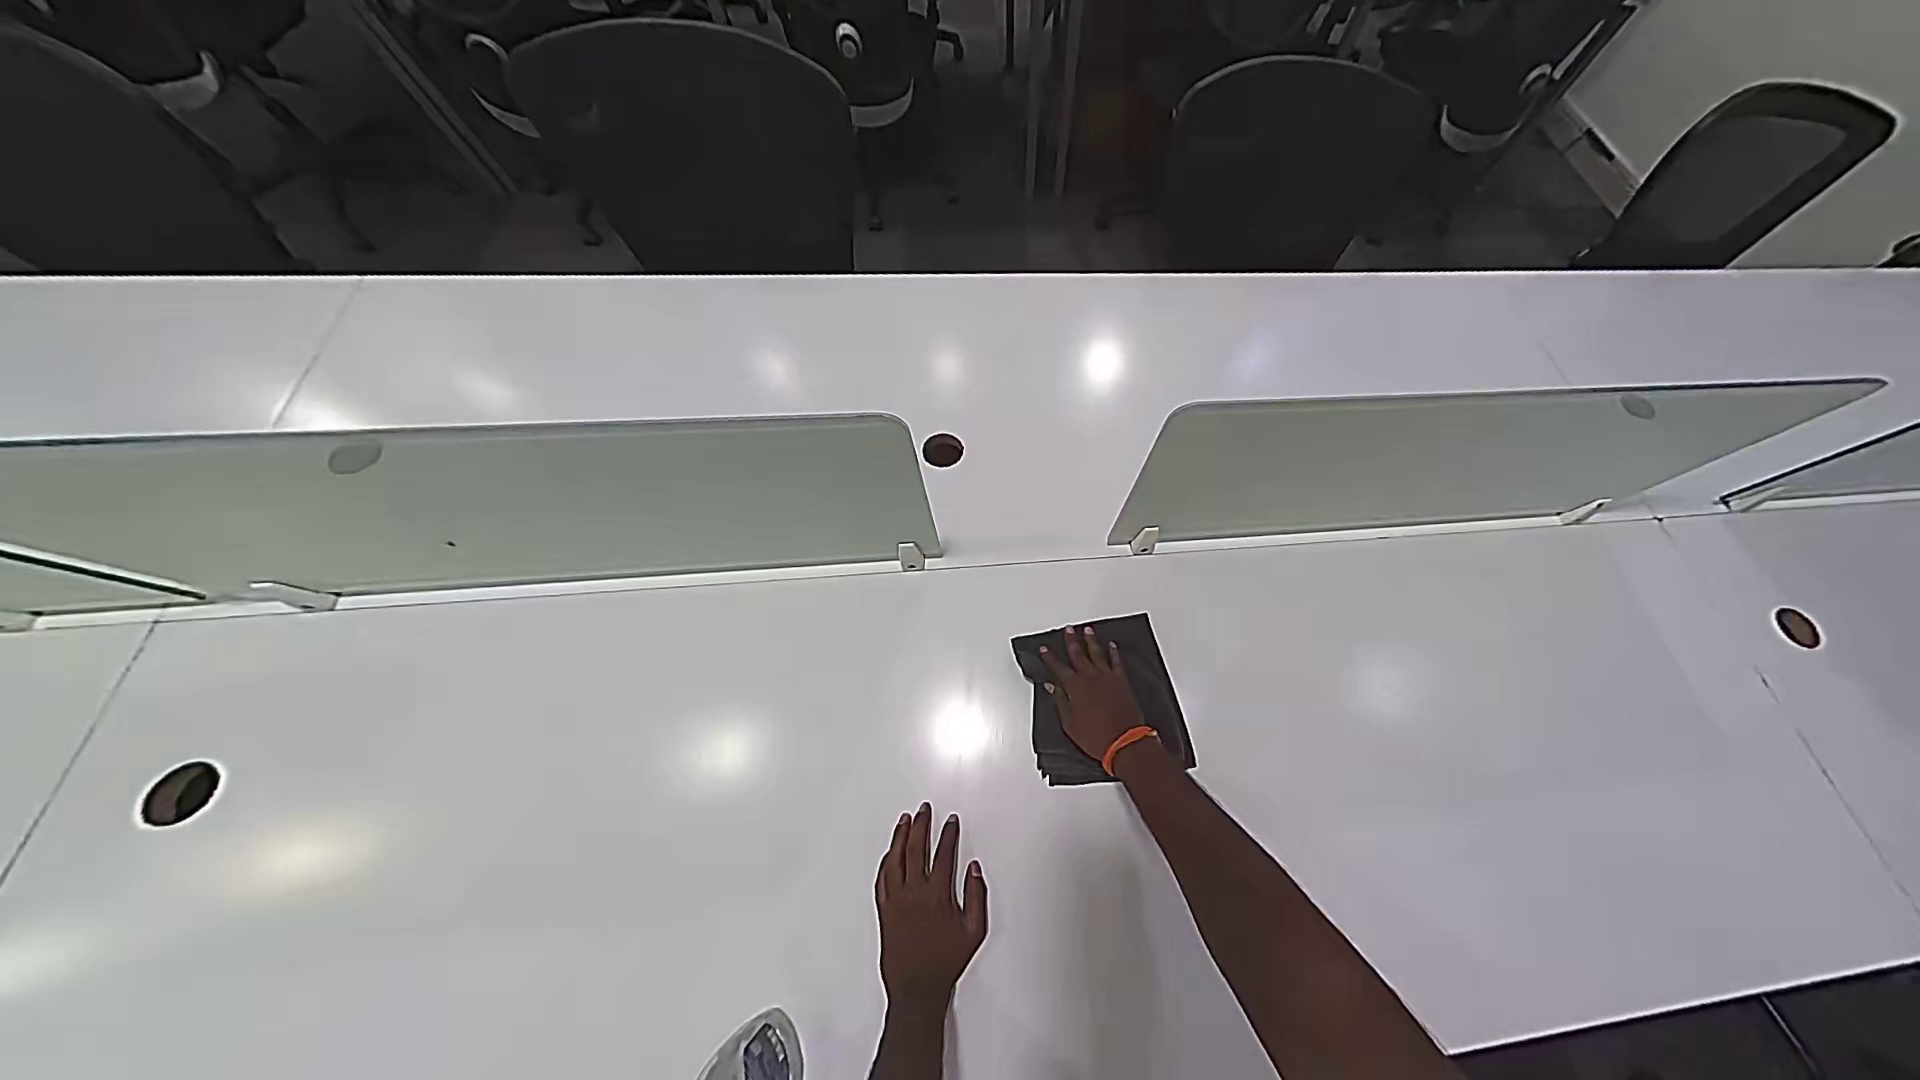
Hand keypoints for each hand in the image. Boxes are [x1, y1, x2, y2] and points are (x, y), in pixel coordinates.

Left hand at [874, 803, 987, 1006]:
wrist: (916, 987)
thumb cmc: (944, 962)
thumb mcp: (974, 931)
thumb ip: (976, 896)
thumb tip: (974, 870)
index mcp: (937, 895)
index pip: (943, 854)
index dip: (947, 834)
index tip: (950, 822)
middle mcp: (914, 893)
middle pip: (915, 849)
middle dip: (922, 825)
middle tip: (924, 810)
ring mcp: (896, 900)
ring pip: (896, 858)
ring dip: (901, 836)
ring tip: (905, 820)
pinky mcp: (884, 909)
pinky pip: (882, 877)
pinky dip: (886, 860)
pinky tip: (890, 851)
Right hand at [1040, 625, 1156, 765]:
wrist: (1124, 742)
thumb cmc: (1096, 736)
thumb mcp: (1069, 723)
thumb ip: (1060, 701)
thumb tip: (1052, 687)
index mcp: (1074, 687)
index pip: (1058, 667)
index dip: (1050, 657)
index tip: (1045, 649)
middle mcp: (1090, 677)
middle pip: (1078, 654)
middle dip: (1071, 640)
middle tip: (1068, 630)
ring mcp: (1107, 677)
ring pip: (1097, 652)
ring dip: (1090, 640)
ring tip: (1087, 629)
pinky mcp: (1122, 681)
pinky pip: (1117, 661)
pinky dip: (1114, 652)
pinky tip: (1112, 645)